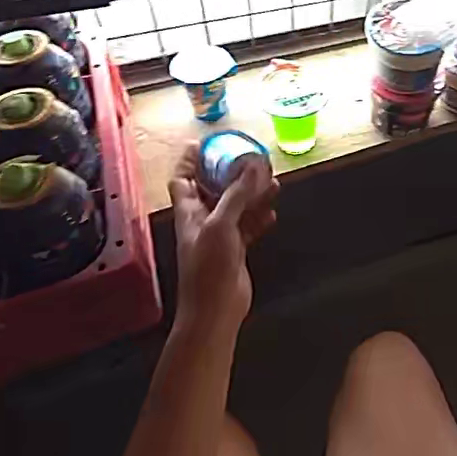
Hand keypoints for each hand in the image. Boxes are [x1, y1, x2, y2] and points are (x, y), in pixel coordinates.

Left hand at [168, 142, 277, 333]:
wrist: (214, 311)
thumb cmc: (208, 267)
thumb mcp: (221, 224)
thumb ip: (237, 194)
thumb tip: (254, 164)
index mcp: (189, 211)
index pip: (182, 178)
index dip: (190, 160)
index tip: (205, 143)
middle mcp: (202, 220)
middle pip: (214, 188)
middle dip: (232, 174)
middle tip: (253, 160)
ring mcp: (219, 236)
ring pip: (236, 207)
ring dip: (252, 195)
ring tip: (273, 184)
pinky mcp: (235, 251)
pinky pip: (248, 228)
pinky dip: (259, 219)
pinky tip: (272, 215)